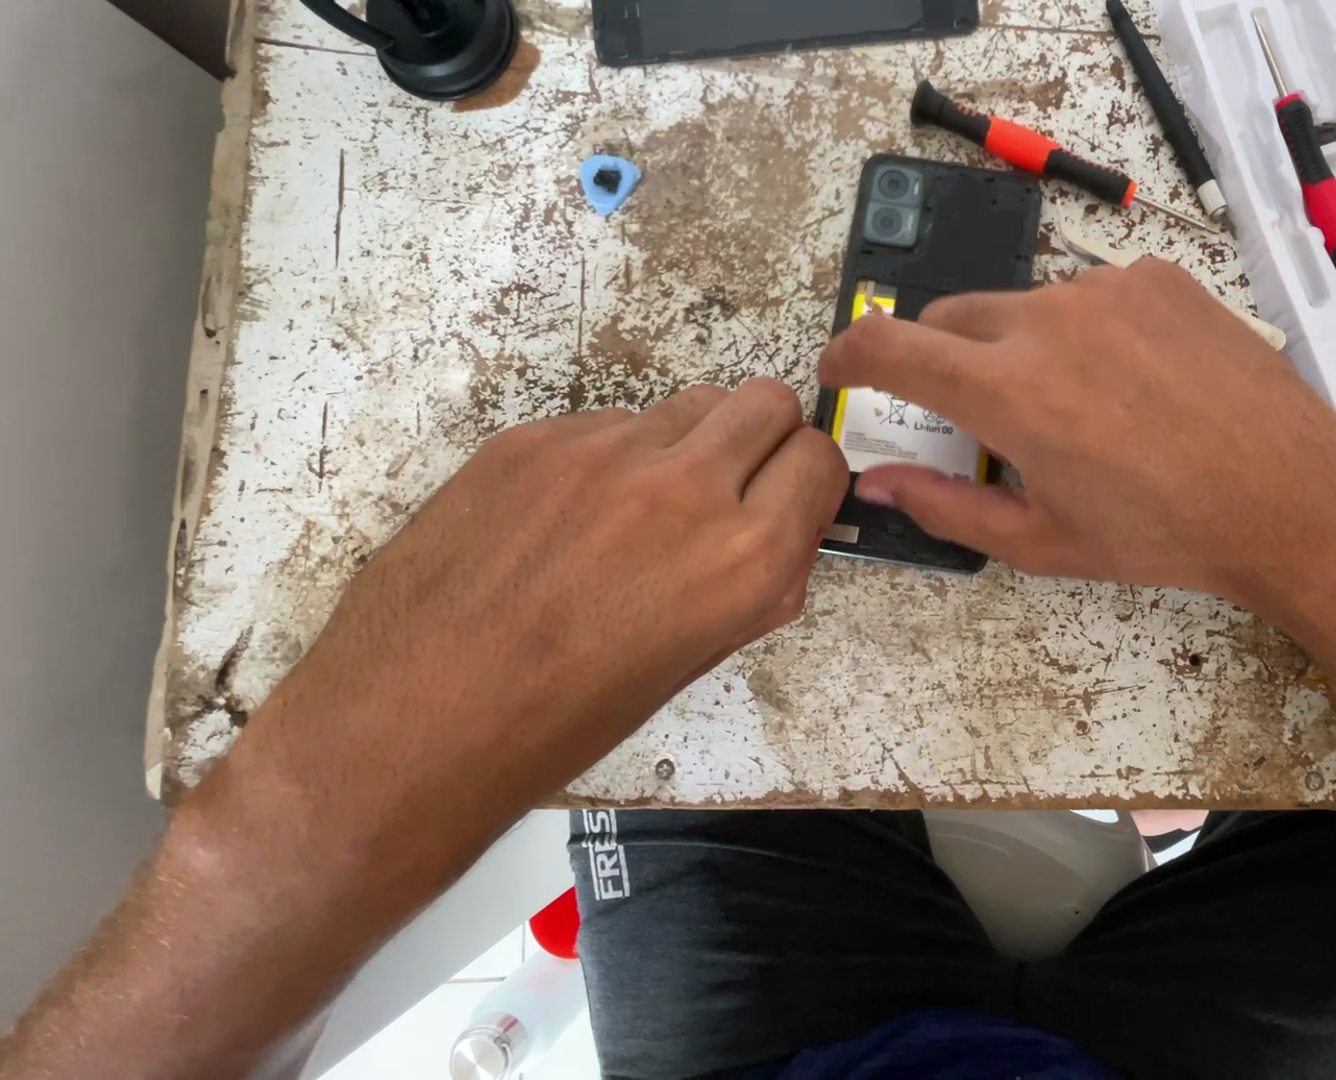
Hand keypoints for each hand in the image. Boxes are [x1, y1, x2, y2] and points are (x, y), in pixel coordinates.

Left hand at [226, 380, 846, 863]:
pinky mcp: (532, 438)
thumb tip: (786, 534)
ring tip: (646, 505)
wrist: (414, 721)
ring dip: (693, 443)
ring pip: (690, 404)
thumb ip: (761, 584)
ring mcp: (603, 451)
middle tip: (731, 487)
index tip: (789, 502)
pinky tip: (572, 516)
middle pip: (767, 401)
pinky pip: (610, 422)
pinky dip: (617, 457)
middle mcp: (688, 487)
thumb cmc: (572, 717)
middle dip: (766, 439)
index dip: (811, 480)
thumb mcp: (699, 659)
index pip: (821, 459)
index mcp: (744, 557)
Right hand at [819, 259, 1335, 622]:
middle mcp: (1049, 321)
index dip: (848, 354)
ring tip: (1072, 409)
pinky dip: (1077, 333)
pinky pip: (1085, 295)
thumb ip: (946, 506)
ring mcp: (1108, 289)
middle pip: (949, 318)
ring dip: (1014, 349)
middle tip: (972, 416)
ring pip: (1020, 307)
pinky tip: (1125, 382)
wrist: (1289, 498)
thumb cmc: (1162, 534)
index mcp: (1009, 392)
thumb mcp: (1042, 540)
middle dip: (936, 361)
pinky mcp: (1158, 278)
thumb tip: (875, 482)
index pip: (890, 346)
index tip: (839, 369)